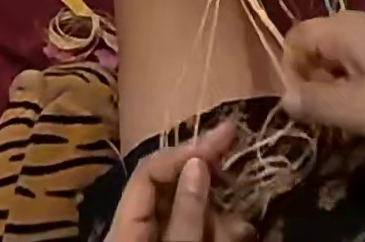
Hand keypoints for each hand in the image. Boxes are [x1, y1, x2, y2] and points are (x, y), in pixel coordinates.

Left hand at [107, 122, 250, 241]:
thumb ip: (186, 214)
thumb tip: (199, 161)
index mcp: (123, 226)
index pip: (150, 167)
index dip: (188, 149)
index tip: (227, 133)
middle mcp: (135, 228)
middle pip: (171, 186)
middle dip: (208, 184)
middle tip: (238, 178)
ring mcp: (153, 239)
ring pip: (187, 209)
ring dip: (218, 213)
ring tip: (241, 228)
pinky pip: (192, 231)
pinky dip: (214, 231)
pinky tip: (236, 234)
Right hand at [280, 10, 364, 147]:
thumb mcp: (355, 110)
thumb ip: (314, 102)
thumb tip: (283, 96)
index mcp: (340, 27)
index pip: (294, 38)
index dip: (290, 72)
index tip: (303, 108)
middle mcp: (353, 22)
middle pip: (314, 47)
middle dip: (312, 81)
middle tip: (325, 118)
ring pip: (335, 57)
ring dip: (333, 87)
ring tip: (348, 118)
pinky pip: (355, 62)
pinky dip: (353, 85)